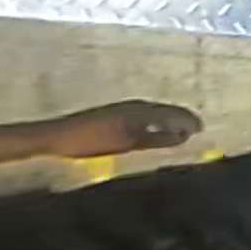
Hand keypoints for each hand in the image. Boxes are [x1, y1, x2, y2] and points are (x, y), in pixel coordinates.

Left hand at [43, 100, 201, 157]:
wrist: (51, 136)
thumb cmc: (91, 142)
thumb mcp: (127, 144)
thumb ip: (157, 140)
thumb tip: (183, 137)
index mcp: (146, 110)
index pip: (178, 113)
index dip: (191, 122)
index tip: (200, 131)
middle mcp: (140, 105)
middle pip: (169, 110)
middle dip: (183, 119)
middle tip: (192, 130)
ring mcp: (125, 107)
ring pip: (157, 111)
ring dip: (169, 119)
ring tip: (174, 130)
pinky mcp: (114, 112)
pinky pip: (144, 113)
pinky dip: (155, 120)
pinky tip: (149, 129)